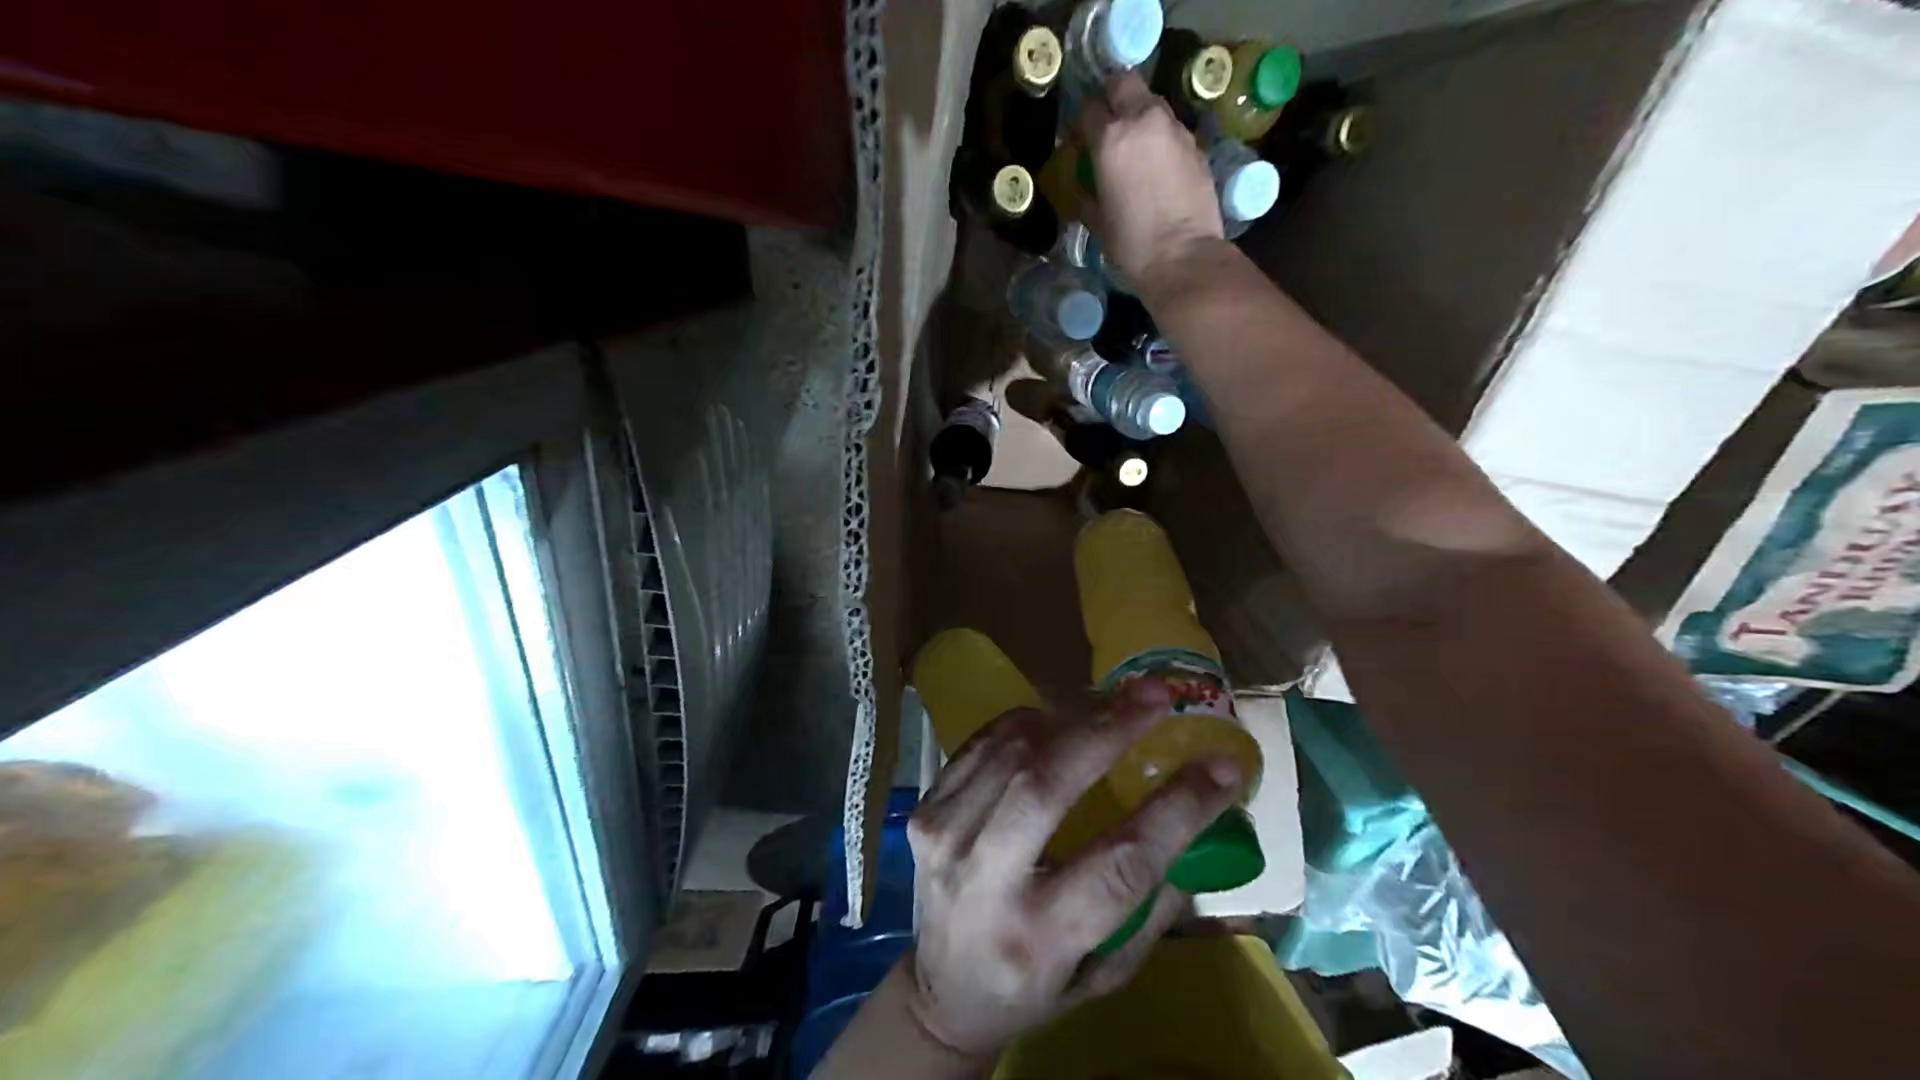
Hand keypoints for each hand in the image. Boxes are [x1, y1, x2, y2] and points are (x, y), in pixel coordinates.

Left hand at [902, 678, 1245, 1060]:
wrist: (941, 993)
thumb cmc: (1036, 989)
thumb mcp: (1107, 975)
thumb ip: (1153, 908)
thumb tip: (1198, 824)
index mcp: (1041, 940)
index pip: (1119, 864)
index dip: (1177, 809)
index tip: (1220, 767)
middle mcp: (984, 886)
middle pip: (1045, 787)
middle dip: (1109, 731)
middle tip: (1157, 695)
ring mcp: (943, 841)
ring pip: (1011, 754)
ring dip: (1069, 718)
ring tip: (1112, 704)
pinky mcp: (923, 813)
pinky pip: (981, 745)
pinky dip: (1025, 724)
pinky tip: (1057, 720)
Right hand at [1078, 72, 1224, 290]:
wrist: (1184, 256)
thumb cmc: (1131, 244)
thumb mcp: (1097, 220)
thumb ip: (1088, 192)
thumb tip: (1085, 184)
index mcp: (1111, 138)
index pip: (1089, 108)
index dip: (1082, 122)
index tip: (1081, 138)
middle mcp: (1144, 120)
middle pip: (1124, 83)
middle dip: (1113, 96)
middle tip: (1108, 122)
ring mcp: (1174, 129)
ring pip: (1152, 103)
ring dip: (1140, 115)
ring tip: (1136, 145)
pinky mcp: (1196, 145)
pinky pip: (1171, 129)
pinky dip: (1161, 137)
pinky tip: (1158, 164)